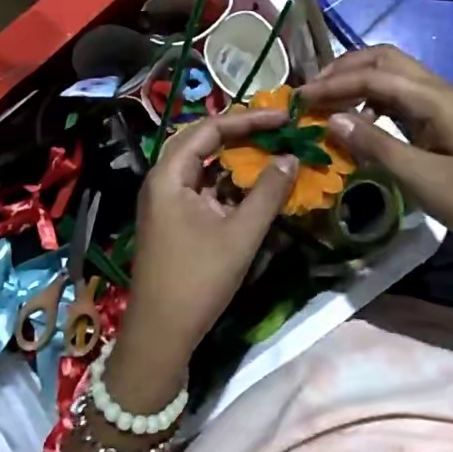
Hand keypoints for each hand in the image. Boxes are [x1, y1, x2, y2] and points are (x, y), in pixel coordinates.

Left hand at [108, 109, 296, 402]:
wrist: (161, 334)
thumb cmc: (198, 280)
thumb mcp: (240, 235)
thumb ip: (268, 193)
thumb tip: (291, 158)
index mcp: (169, 175)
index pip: (210, 128)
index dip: (249, 120)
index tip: (284, 117)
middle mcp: (164, 181)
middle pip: (203, 141)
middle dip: (242, 133)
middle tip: (278, 129)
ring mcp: (168, 202)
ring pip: (205, 165)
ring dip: (237, 159)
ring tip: (274, 151)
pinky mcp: (176, 220)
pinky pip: (205, 188)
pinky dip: (231, 184)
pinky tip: (257, 188)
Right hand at [295, 47, 452, 263]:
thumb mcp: (423, 178)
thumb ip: (376, 145)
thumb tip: (332, 119)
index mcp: (437, 98)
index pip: (375, 77)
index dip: (334, 84)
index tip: (300, 98)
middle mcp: (440, 92)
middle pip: (386, 61)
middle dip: (346, 69)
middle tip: (313, 91)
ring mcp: (444, 107)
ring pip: (395, 78)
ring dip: (360, 82)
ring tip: (328, 104)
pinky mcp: (445, 124)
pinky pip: (403, 101)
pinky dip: (375, 103)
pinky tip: (360, 123)